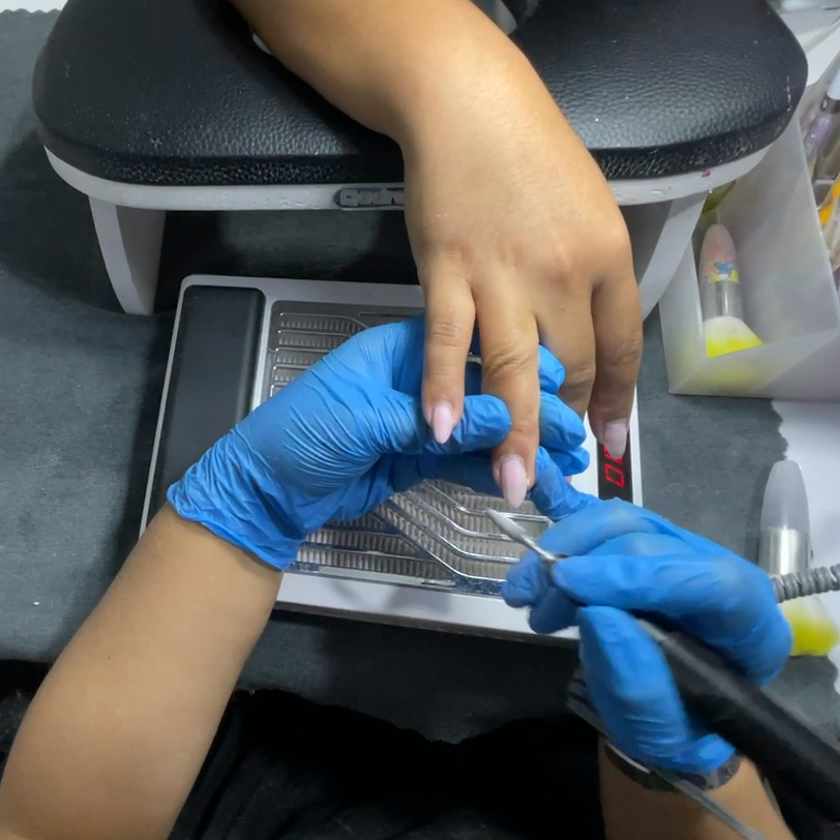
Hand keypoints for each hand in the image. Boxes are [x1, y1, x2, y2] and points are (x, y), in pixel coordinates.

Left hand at [168, 315, 593, 568]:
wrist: (267, 490)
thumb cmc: (299, 435)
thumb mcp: (362, 420)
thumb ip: (429, 421)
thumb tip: (498, 418)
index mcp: (394, 353)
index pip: (464, 348)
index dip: (512, 363)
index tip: (559, 380)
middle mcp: (411, 382)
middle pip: (479, 391)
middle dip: (525, 412)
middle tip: (572, 435)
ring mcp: (415, 423)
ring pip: (475, 431)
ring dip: (516, 447)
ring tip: (565, 464)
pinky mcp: (413, 459)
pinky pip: (459, 463)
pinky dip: (489, 471)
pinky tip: (524, 479)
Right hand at [400, 63, 640, 506]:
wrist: (467, 104)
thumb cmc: (527, 150)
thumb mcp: (582, 203)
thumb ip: (586, 268)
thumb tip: (572, 325)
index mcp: (607, 254)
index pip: (619, 346)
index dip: (614, 401)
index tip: (606, 441)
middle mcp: (563, 273)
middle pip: (570, 366)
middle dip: (561, 424)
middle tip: (548, 472)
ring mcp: (501, 274)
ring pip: (513, 367)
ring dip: (510, 431)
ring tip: (508, 483)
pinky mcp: (446, 271)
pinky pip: (448, 340)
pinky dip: (443, 386)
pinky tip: (439, 426)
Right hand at [501, 501, 791, 773]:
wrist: (663, 717)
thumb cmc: (673, 729)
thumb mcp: (659, 730)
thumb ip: (636, 680)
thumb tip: (595, 613)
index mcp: (748, 626)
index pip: (704, 580)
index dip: (633, 574)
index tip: (567, 582)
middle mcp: (716, 574)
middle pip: (649, 539)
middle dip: (579, 563)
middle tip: (529, 600)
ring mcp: (677, 551)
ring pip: (617, 521)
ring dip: (560, 548)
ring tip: (523, 594)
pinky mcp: (637, 543)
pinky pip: (598, 521)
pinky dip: (560, 532)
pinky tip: (534, 560)